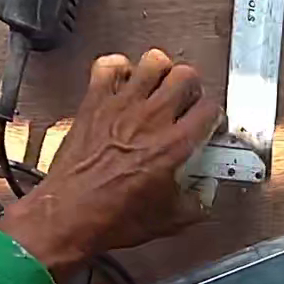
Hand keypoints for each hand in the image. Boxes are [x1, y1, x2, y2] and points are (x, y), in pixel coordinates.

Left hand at [0, 49, 221, 279]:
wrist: (69, 216)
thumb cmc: (113, 219)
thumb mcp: (167, 221)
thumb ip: (196, 203)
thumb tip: (205, 193)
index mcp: (173, 147)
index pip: (209, 110)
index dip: (213, 116)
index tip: (207, 125)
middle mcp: (151, 119)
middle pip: (187, 76)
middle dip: (191, 89)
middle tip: (185, 104)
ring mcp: (121, 106)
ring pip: (154, 62)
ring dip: (161, 73)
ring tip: (157, 89)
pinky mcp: (94, 102)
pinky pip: (109, 66)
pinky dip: (119, 68)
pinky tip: (123, 84)